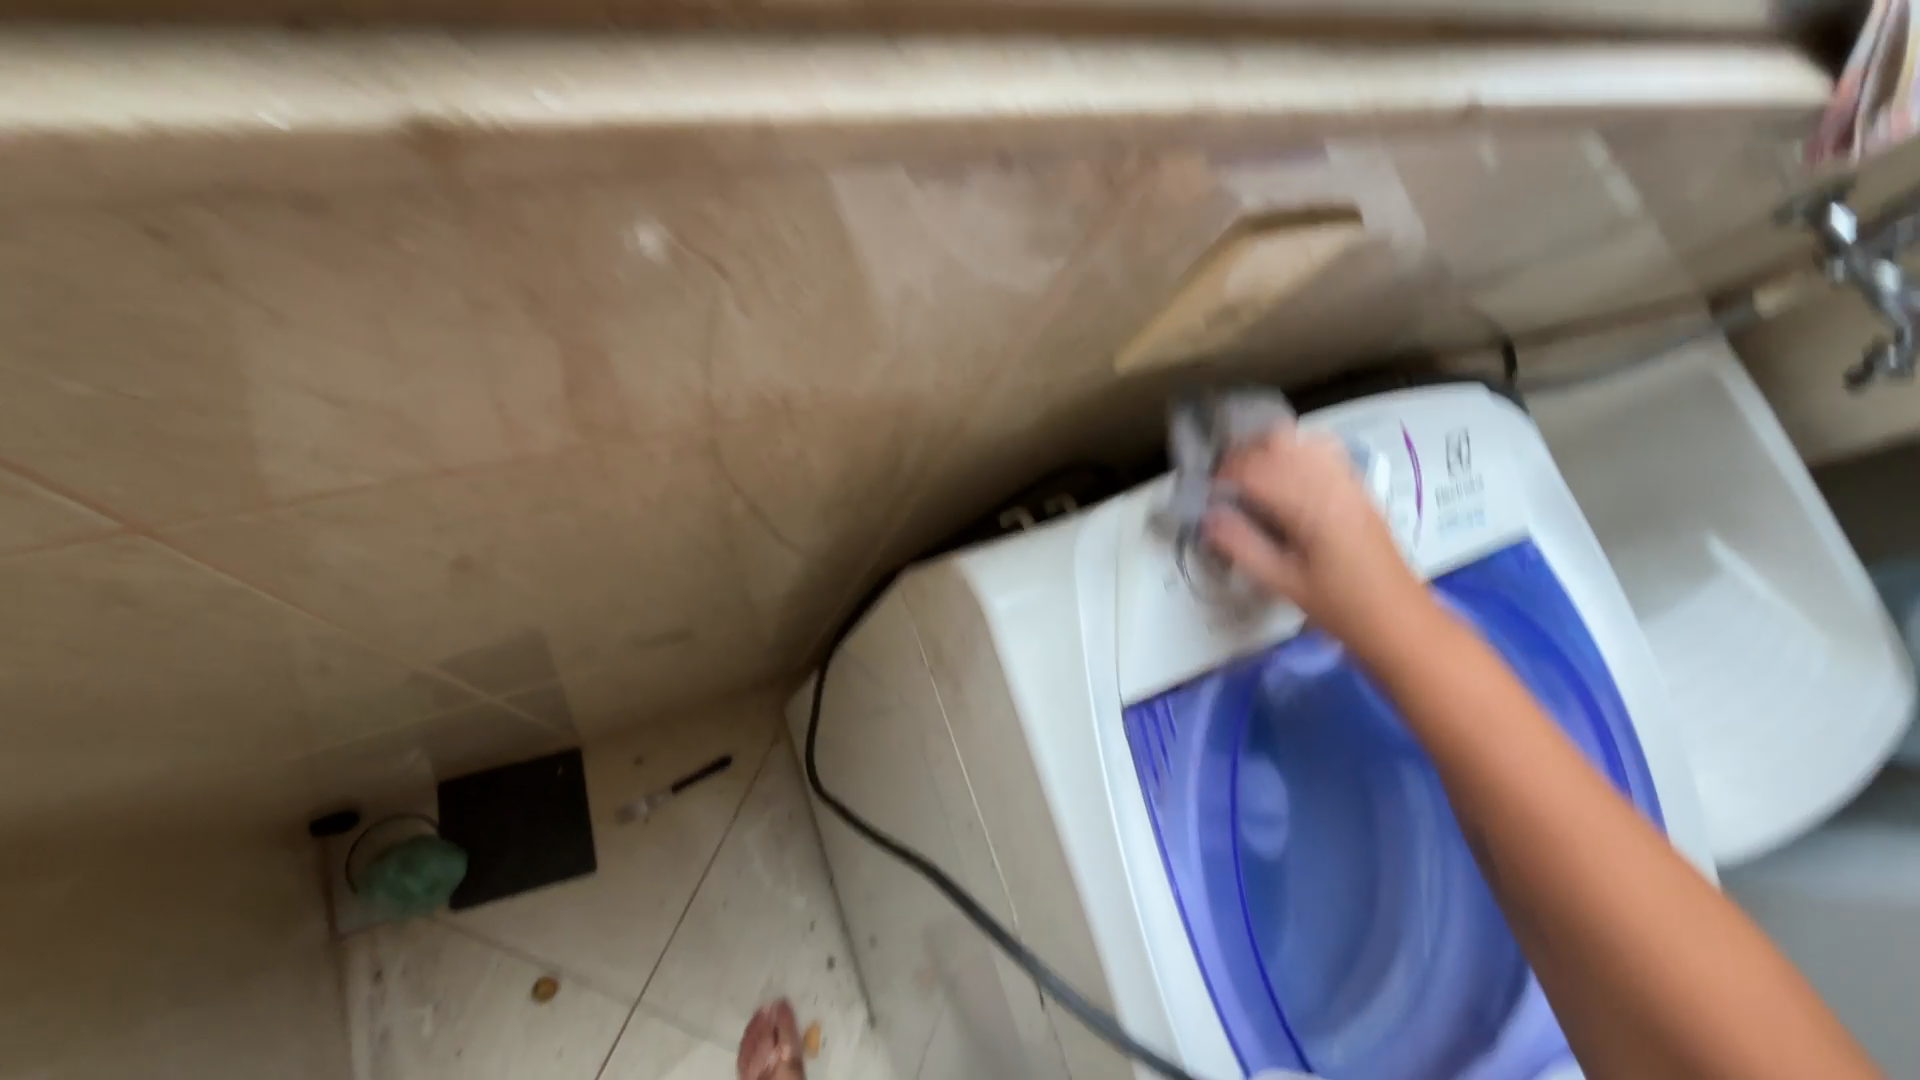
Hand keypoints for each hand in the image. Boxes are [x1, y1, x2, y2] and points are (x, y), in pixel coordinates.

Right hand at [1203, 427, 1431, 654]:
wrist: (1399, 619)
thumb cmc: (1340, 607)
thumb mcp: (1283, 583)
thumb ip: (1242, 546)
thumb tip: (1208, 518)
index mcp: (1311, 507)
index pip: (1256, 469)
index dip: (1224, 475)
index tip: (1208, 494)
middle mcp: (1331, 484)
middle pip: (1277, 443)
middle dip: (1243, 456)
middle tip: (1225, 485)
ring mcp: (1349, 481)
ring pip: (1300, 440)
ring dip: (1267, 451)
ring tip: (1251, 478)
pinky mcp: (1358, 487)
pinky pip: (1323, 450)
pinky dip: (1295, 453)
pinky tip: (1284, 477)